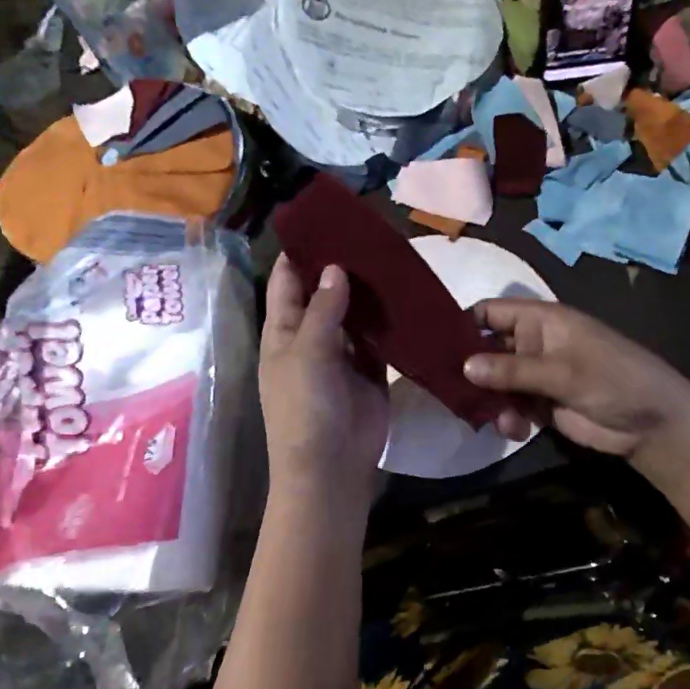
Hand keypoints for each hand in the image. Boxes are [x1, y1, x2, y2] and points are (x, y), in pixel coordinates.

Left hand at [260, 255, 389, 503]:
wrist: (332, 466)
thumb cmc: (305, 408)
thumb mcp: (307, 353)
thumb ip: (324, 310)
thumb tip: (336, 268)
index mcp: (284, 332)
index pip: (286, 283)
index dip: (298, 254)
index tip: (321, 221)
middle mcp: (312, 338)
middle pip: (325, 294)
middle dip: (341, 267)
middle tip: (369, 234)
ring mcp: (343, 355)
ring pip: (355, 314)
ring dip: (369, 292)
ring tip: (391, 257)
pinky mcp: (372, 370)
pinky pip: (380, 338)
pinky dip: (390, 320)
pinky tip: (406, 296)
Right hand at [462, 300, 689, 461]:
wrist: (652, 423)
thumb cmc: (613, 379)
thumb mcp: (563, 371)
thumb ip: (513, 370)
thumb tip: (462, 367)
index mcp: (541, 320)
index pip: (490, 313)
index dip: (463, 325)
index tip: (433, 346)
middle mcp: (533, 343)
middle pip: (487, 350)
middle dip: (470, 370)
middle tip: (447, 393)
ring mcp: (536, 375)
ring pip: (495, 383)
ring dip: (491, 400)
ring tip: (499, 419)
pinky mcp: (541, 404)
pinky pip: (511, 406)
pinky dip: (507, 417)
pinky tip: (516, 430)